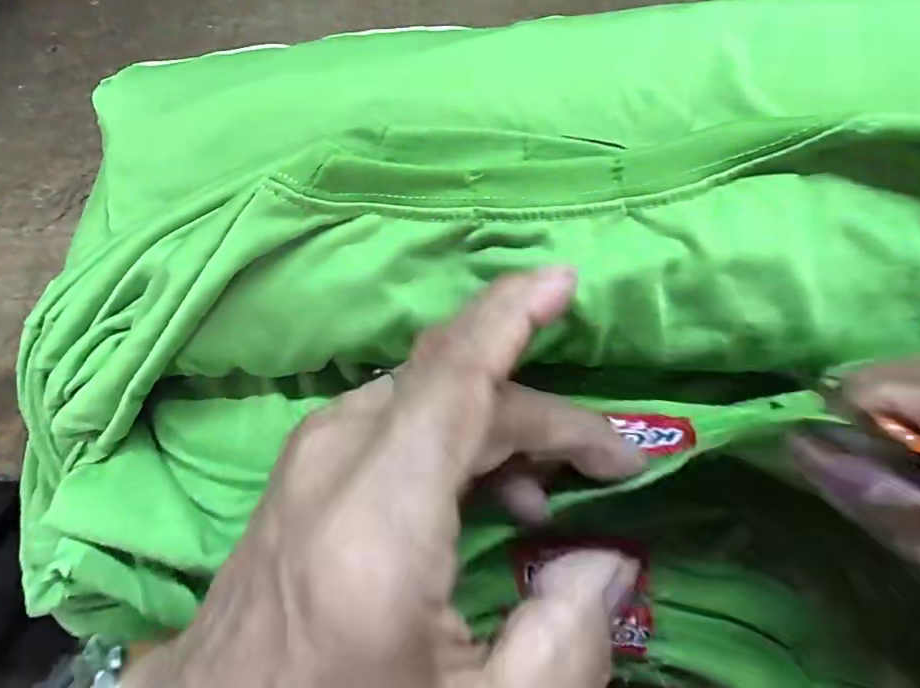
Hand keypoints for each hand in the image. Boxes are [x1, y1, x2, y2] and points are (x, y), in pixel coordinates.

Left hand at [126, 268, 645, 687]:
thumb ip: (563, 641)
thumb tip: (609, 558)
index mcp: (376, 520)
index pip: (453, 376)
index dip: (511, 314)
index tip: (563, 278)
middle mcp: (337, 458)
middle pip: (457, 388)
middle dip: (543, 414)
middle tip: (611, 460)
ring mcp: (314, 450)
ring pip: (430, 394)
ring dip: (501, 422)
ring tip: (555, 484)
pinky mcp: (308, 458)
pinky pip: (401, 415)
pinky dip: (458, 434)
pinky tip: (490, 493)